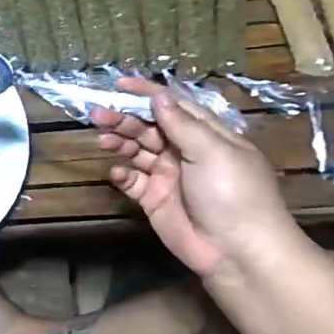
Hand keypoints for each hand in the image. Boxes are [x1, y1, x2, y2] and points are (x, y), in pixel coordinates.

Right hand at [93, 78, 296, 278]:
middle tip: (97, 114)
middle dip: (124, 118)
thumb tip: (159, 98)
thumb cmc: (233, 193)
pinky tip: (117, 173)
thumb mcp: (213, 151)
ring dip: (120, 142)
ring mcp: (169, 176)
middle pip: (149, 128)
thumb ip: (182, 125)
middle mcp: (186, 152)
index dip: (148, 93)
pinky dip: (122, 175)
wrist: (236, 250)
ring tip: (102, 139)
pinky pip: (132, 181)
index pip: (174, 106)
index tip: (119, 83)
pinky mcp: (154, 199)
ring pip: (137, 151)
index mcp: (207, 135)